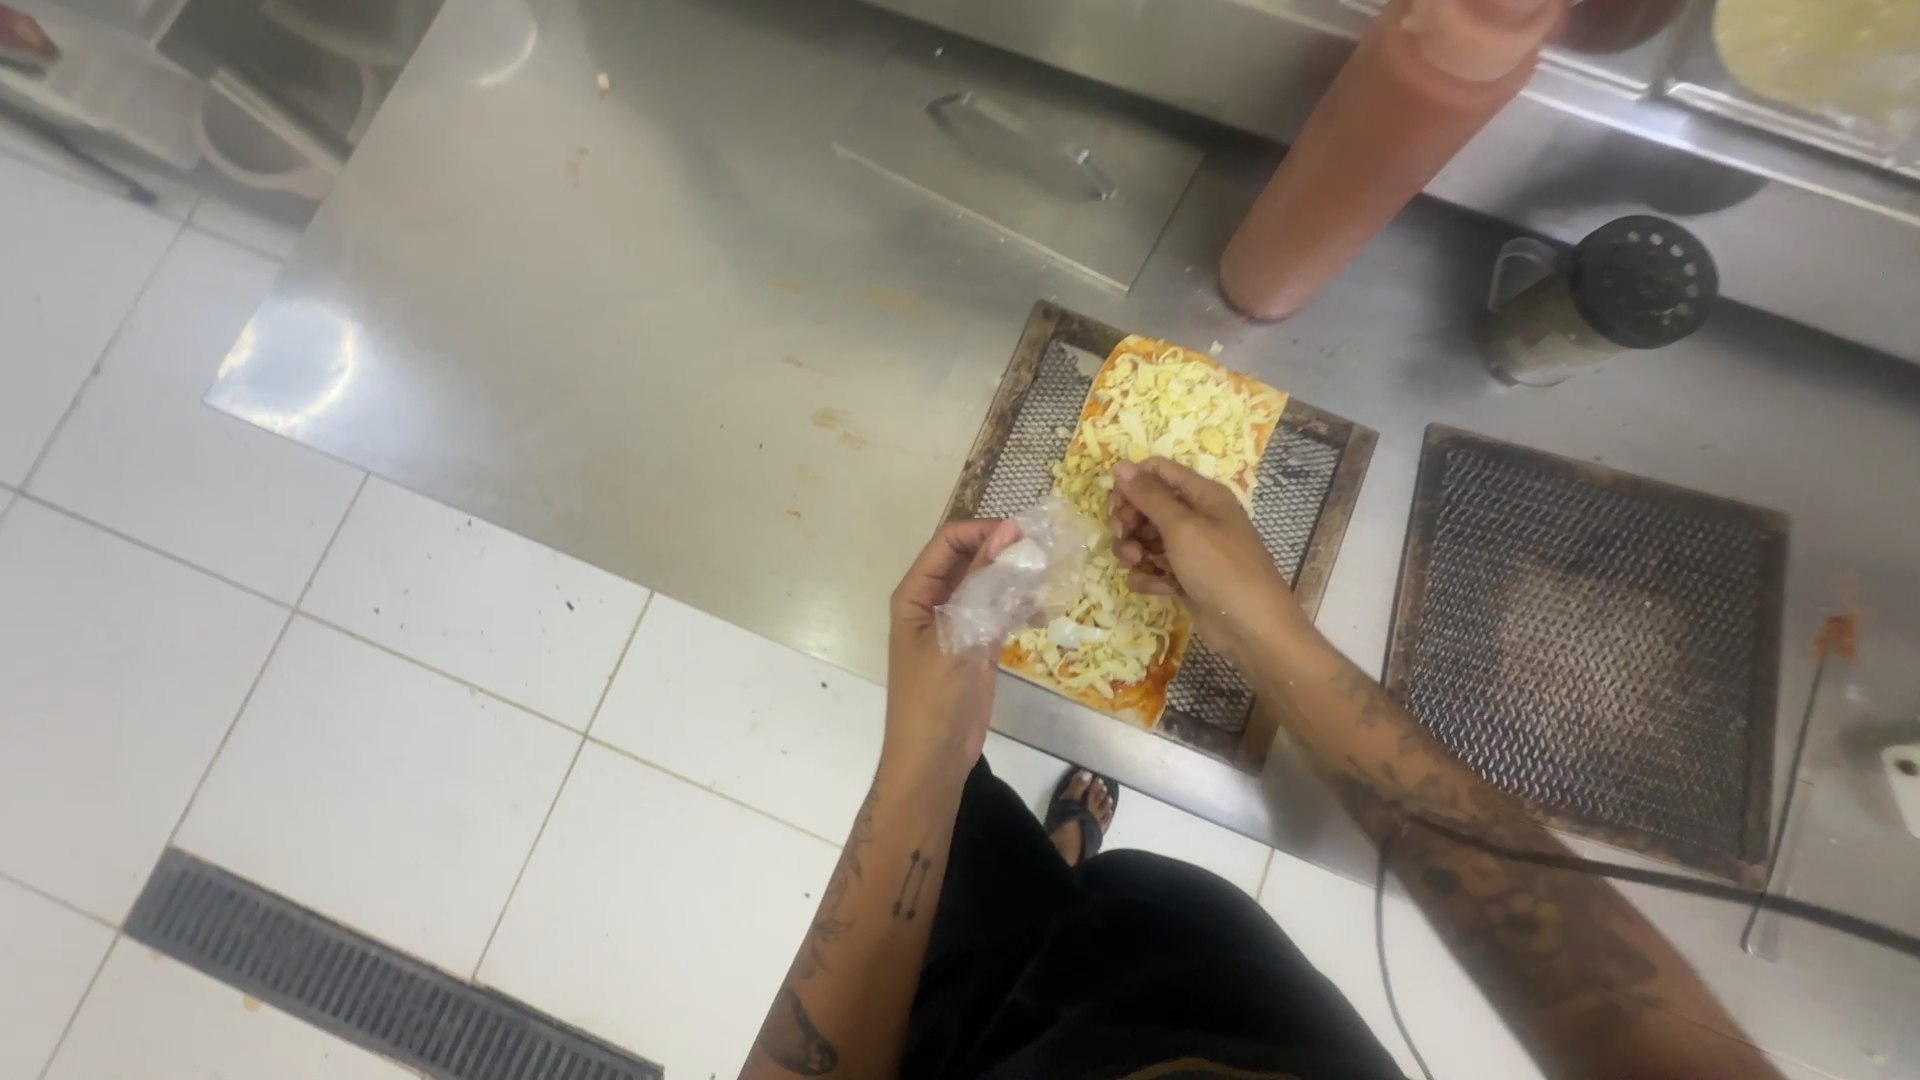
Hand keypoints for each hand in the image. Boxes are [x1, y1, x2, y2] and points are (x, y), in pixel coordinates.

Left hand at [885, 518, 1020, 781]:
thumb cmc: (932, 697)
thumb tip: (1009, 530)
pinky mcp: (979, 644)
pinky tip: (1046, 609)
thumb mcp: (956, 635)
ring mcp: (959, 623)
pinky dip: (1021, 606)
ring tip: (1051, 576)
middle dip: (1005, 551)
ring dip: (1017, 578)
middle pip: (971, 559)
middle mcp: (935, 601)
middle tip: (1046, 551)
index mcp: (915, 594)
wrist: (933, 759)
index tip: (1022, 533)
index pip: (948, 542)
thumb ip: (982, 583)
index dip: (982, 530)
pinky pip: (1001, 611)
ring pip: (990, 584)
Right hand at [1108, 457, 1302, 667]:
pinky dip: (1149, 576)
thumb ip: (1149, 496)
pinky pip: (1152, 567)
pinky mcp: (1183, 577)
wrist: (1251, 629)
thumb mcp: (1183, 527)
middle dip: (1129, 520)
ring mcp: (1189, 549)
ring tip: (1139, 564)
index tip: (1116, 505)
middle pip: (1147, 505)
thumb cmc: (1221, 569)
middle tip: (1122, 534)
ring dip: (1134, 550)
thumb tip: (1120, 466)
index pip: (1157, 471)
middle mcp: (1196, 516)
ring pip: (1145, 538)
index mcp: (1203, 495)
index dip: (1132, 483)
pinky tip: (1159, 588)